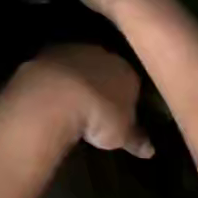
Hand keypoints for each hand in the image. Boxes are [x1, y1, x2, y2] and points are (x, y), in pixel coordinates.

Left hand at [9, 45, 152, 157]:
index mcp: (126, 71)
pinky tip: (55, 92)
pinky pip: (58, 65)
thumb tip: (149, 149)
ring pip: (81, 63)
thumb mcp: (123, 135)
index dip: (129, 98)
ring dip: (79, 78)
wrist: (55, 93)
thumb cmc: (99, 115)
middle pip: (106, 68)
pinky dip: (59, 76)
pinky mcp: (48, 50)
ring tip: (76, 101)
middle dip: (103, 84)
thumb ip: (136, 139)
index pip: (133, 82)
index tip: (124, 113)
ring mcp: (72, 48)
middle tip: (100, 106)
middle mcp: (101, 53)